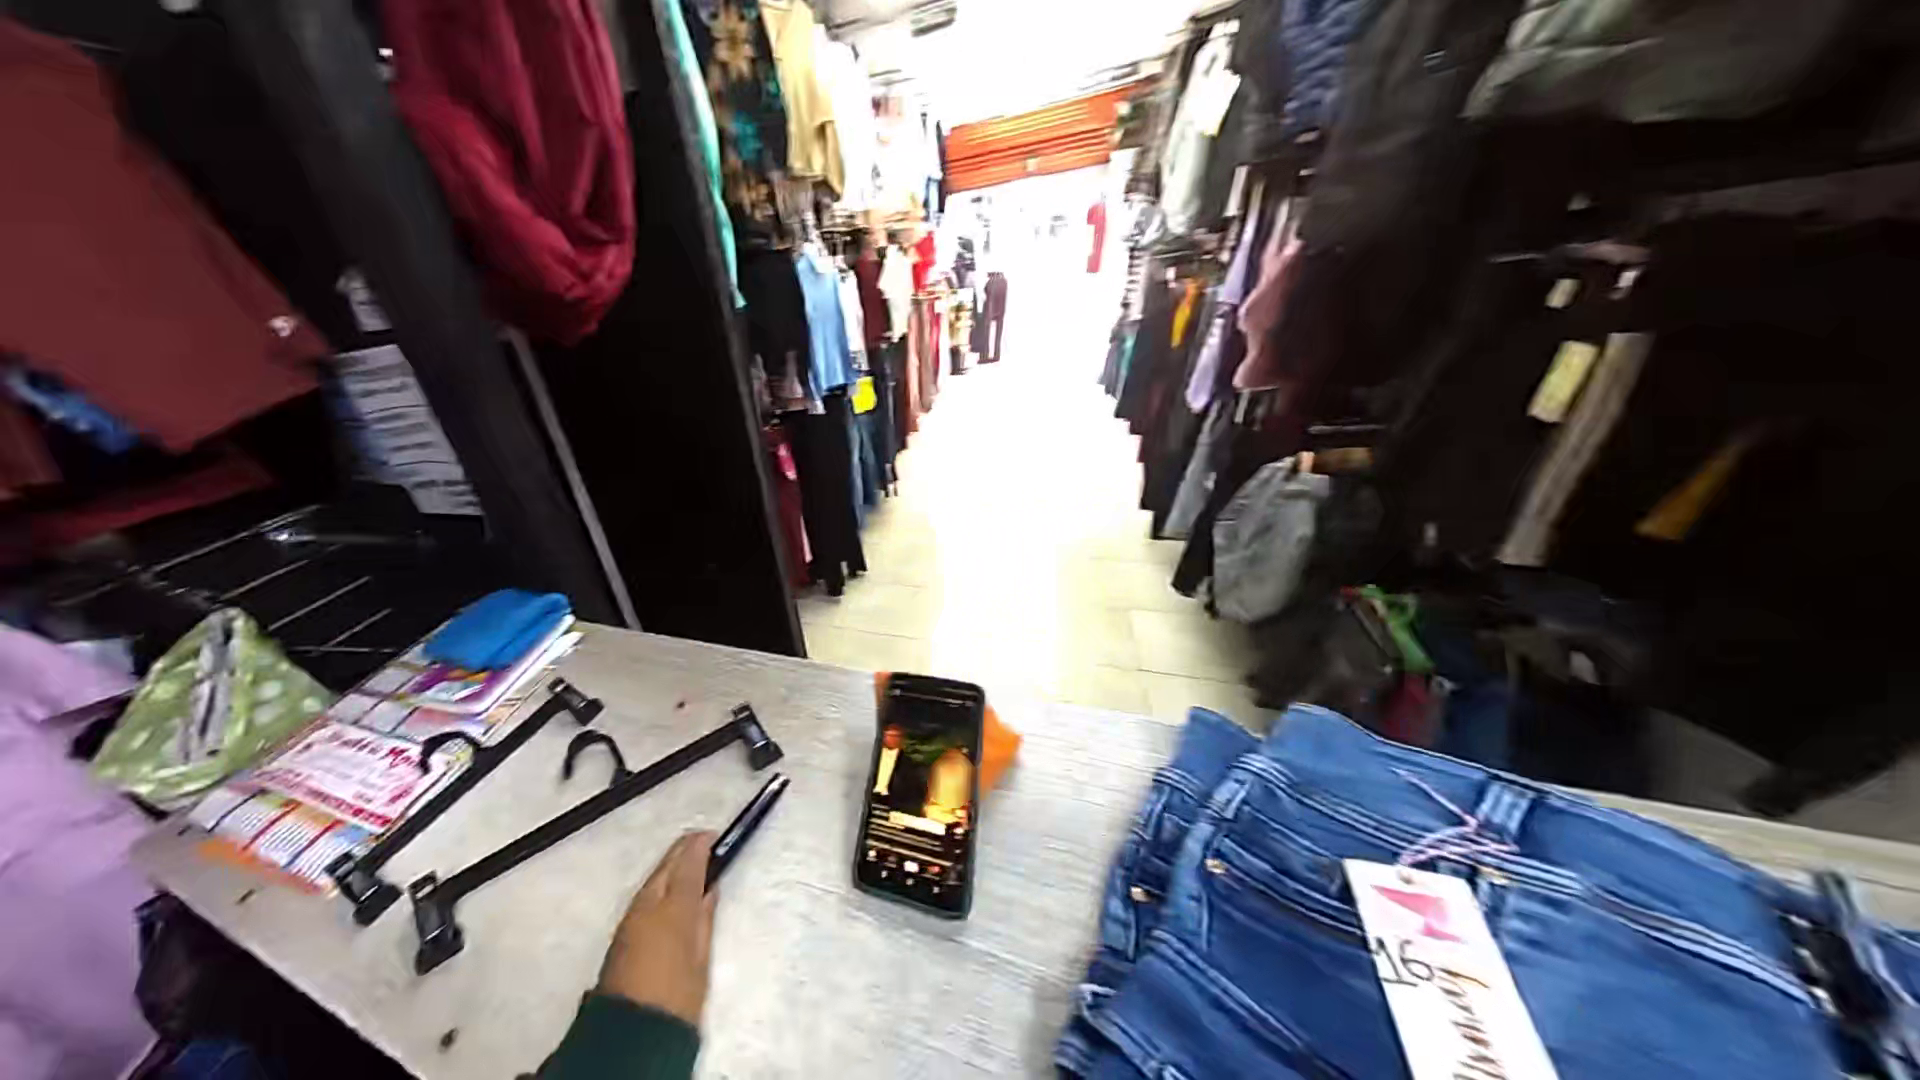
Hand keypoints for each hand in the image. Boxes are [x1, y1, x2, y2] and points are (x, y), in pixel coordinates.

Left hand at [597, 831, 718, 1026]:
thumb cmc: (677, 995)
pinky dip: (660, 883)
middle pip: (666, 865)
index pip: (688, 862)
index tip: (715, 835)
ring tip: (690, 863)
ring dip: (671, 866)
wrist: (630, 1036)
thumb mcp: (701, 956)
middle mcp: (648, 905)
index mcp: (673, 908)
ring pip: (654, 878)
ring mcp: (630, 918)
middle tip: (705, 843)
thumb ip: (705, 917)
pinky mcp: (621, 933)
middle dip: (685, 849)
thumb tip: (709, 888)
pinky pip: (644, 895)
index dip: (702, 844)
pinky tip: (670, 888)